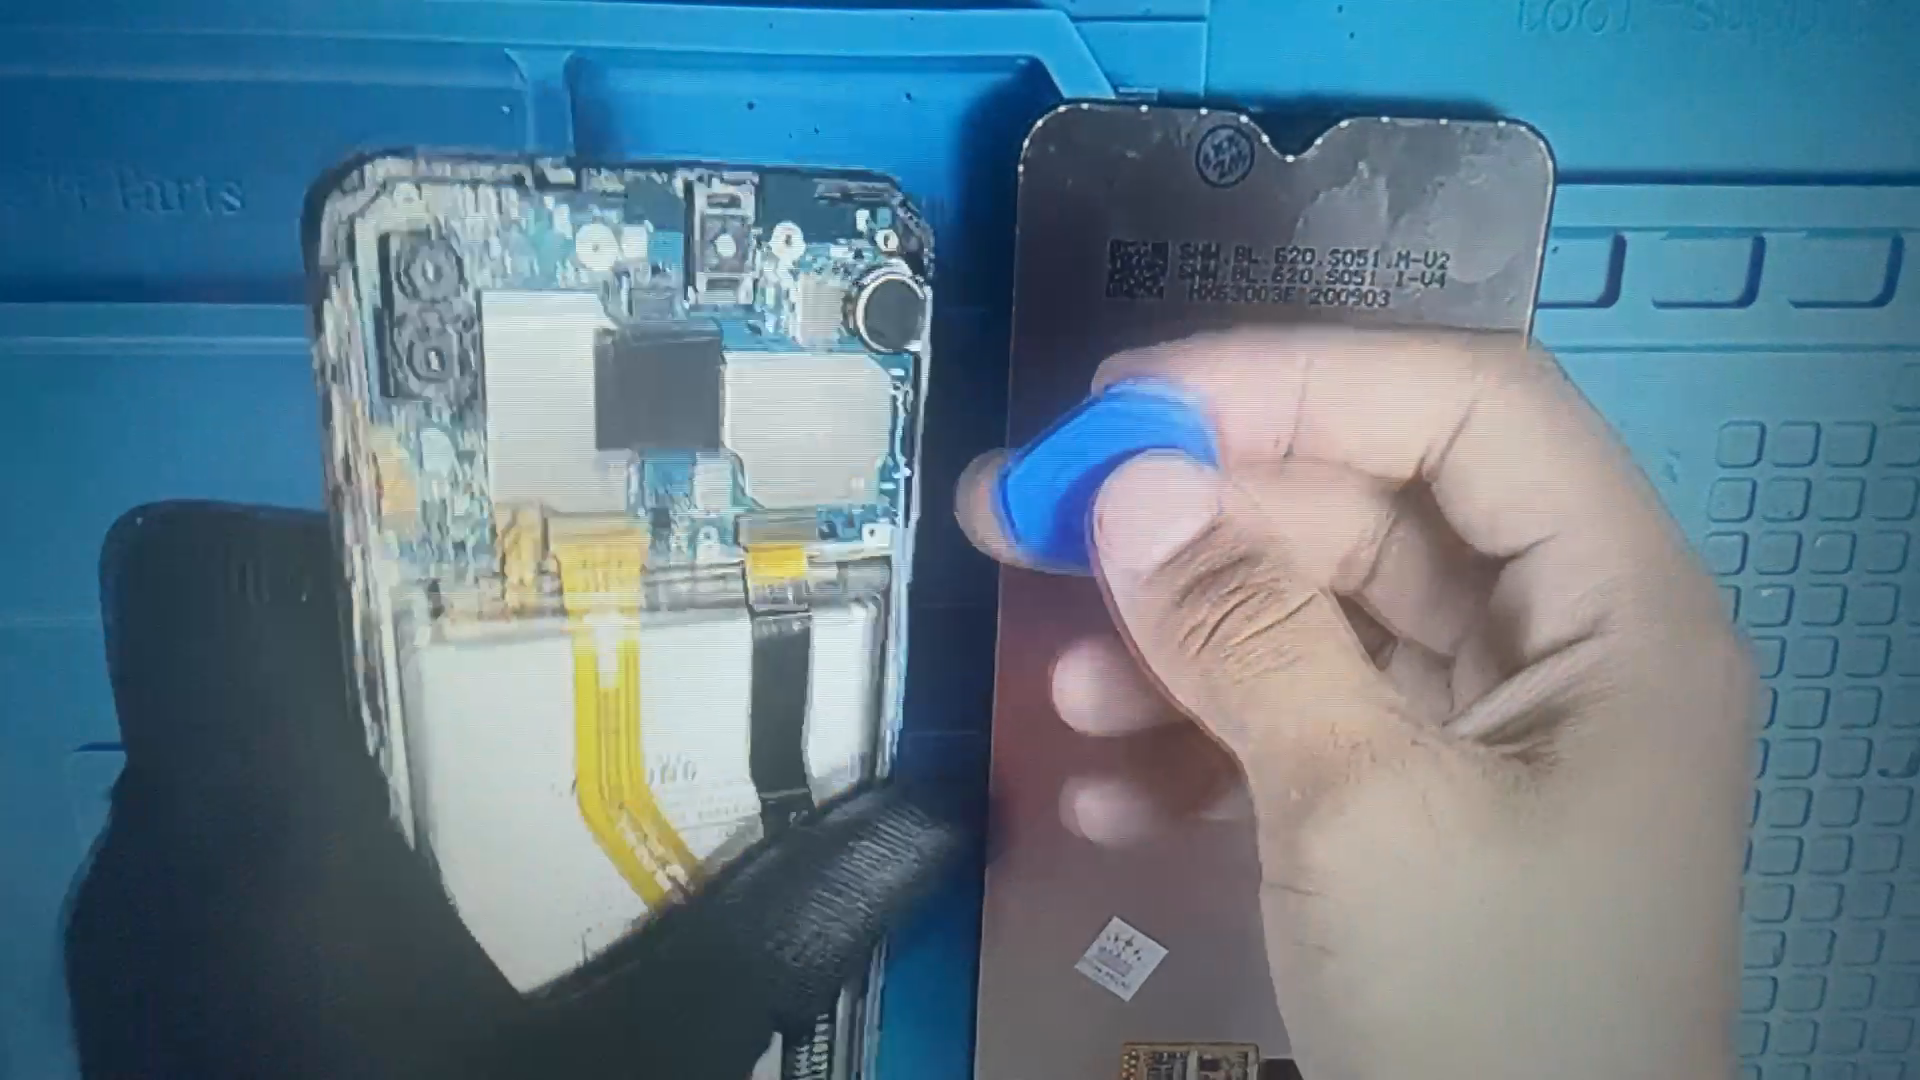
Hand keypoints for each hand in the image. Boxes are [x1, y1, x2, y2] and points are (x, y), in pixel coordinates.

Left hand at [66, 501, 967, 1079]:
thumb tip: (937, 810)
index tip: (501, 545)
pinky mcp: (199, 967)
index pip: (204, 574)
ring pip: (287, 723)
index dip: (347, 517)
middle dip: (444, 606)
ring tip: (569, 716)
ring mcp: (172, 911)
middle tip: (587, 620)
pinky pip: (281, 811)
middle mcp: (184, 842)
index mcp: (262, 830)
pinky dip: (396, 789)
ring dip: (430, 700)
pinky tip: (505, 848)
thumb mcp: (642, 1066)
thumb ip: (786, 927)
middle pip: (283, 632)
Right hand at [958, 329, 1751, 1079]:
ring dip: (1164, 646)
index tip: (1136, 399)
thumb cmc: (1488, 1021)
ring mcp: (1438, 709)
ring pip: (1281, 614)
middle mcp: (1522, 637)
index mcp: (1600, 607)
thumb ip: (1244, 634)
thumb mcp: (1358, 811)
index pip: (1455, 409)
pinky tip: (1109, 799)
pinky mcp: (1367, 775)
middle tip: (1033, 513)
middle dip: (1181, 519)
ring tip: (1067, 695)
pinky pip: (1264, 709)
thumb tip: (1127, 491)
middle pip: (1337, 510)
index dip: (1293, 379)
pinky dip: (1181, 741)